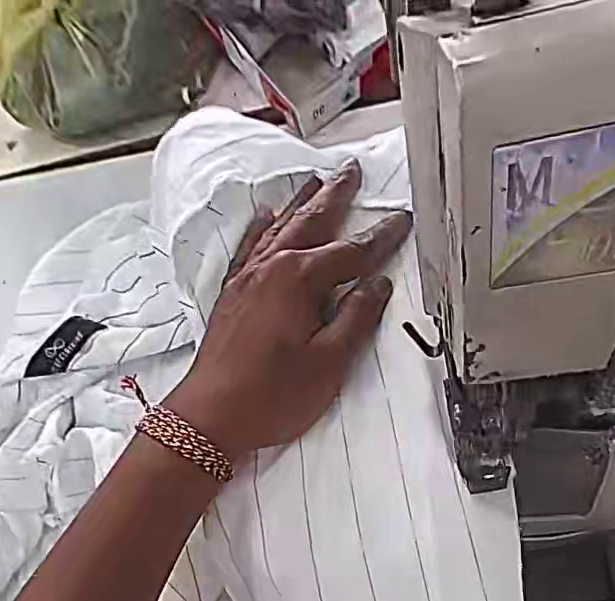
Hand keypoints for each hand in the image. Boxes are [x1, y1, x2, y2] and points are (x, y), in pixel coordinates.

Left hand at [163, 158, 412, 459]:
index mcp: (300, 281)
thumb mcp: (329, 363)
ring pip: (280, 228)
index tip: (403, 221)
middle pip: (311, 224)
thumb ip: (356, 319)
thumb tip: (378, 286)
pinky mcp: (232, 294)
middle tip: (354, 171)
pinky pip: (251, 246)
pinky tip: (268, 216)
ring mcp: (247, 278)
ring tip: (318, 181)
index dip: (381, 238)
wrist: (211, 415)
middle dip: (336, 197)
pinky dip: (263, 227)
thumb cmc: (274, 395)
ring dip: (302, 204)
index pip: (352, 254)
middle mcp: (271, 268)